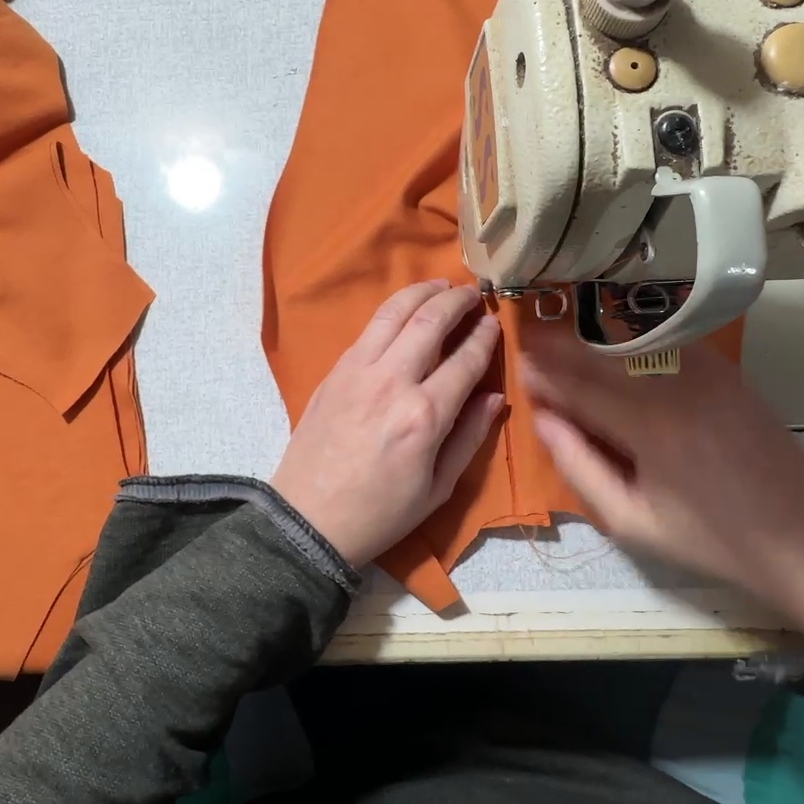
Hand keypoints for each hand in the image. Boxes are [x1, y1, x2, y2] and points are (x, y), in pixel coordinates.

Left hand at [271, 281, 505, 568]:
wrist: (309, 519)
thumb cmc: (380, 513)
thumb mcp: (437, 489)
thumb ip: (469, 437)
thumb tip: (494, 397)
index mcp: (423, 416)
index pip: (464, 360)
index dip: (484, 337)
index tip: (495, 322)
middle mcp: (391, 383)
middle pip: (429, 322)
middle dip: (456, 301)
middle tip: (472, 292)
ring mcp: (357, 372)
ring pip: (393, 314)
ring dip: (420, 293)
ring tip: (440, 285)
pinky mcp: (334, 372)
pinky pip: (368, 330)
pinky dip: (391, 311)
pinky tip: (404, 310)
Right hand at [520, 323, 803, 650]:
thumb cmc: (711, 540)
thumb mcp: (631, 520)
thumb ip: (579, 466)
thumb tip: (542, 418)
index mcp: (649, 426)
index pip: (579, 385)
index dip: (544, 373)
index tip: (517, 363)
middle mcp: (677, 385)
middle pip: (603, 354)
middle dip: (562, 347)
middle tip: (530, 341)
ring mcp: (708, 373)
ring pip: (634, 344)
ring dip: (595, 341)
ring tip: (565, 343)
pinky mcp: (729, 373)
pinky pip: (668, 347)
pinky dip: (634, 345)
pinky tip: (617, 350)